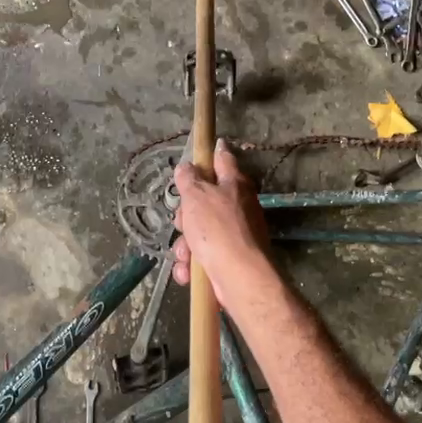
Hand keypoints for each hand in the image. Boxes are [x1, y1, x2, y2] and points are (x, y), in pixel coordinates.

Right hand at [172, 140, 274, 310]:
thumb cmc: (217, 229)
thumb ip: (189, 179)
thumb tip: (187, 166)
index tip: (210, 145)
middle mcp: (238, 205)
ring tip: (185, 257)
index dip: (213, 152)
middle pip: (204, 200)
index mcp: (234, 184)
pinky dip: (193, 265)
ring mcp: (235, 233)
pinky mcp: (230, 258)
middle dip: (186, 215)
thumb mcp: (197, 197)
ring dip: (186, 245)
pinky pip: (204, 256)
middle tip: (182, 223)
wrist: (239, 277)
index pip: (223, 159)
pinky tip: (188, 273)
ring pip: (200, 231)